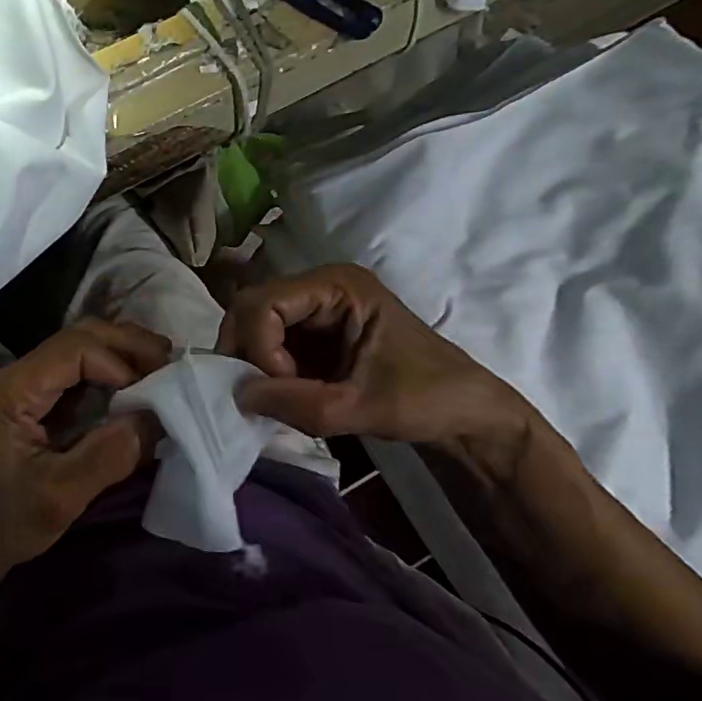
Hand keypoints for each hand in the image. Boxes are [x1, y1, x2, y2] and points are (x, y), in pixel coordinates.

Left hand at [0, 319, 170, 587]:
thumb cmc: (7, 522)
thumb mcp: (61, 496)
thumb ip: (108, 455)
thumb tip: (154, 417)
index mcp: (11, 391)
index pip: (74, 350)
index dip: (119, 363)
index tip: (153, 394)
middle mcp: (15, 376)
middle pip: (77, 337)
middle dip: (126, 345)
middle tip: (172, 364)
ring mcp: (23, 385)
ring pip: (78, 348)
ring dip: (121, 353)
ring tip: (162, 370)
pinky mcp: (35, 400)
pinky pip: (77, 371)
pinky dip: (111, 371)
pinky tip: (138, 385)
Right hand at [219, 264, 532, 455]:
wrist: (462, 415)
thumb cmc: (427, 401)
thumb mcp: (363, 408)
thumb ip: (299, 404)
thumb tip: (238, 395)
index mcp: (337, 286)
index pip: (264, 304)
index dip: (260, 347)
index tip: (283, 387)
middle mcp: (317, 286)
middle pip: (249, 308)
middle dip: (247, 353)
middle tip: (260, 394)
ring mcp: (310, 307)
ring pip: (250, 326)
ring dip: (252, 364)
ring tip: (275, 397)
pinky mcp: (306, 330)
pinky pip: (263, 342)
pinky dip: (261, 370)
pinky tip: (281, 393)